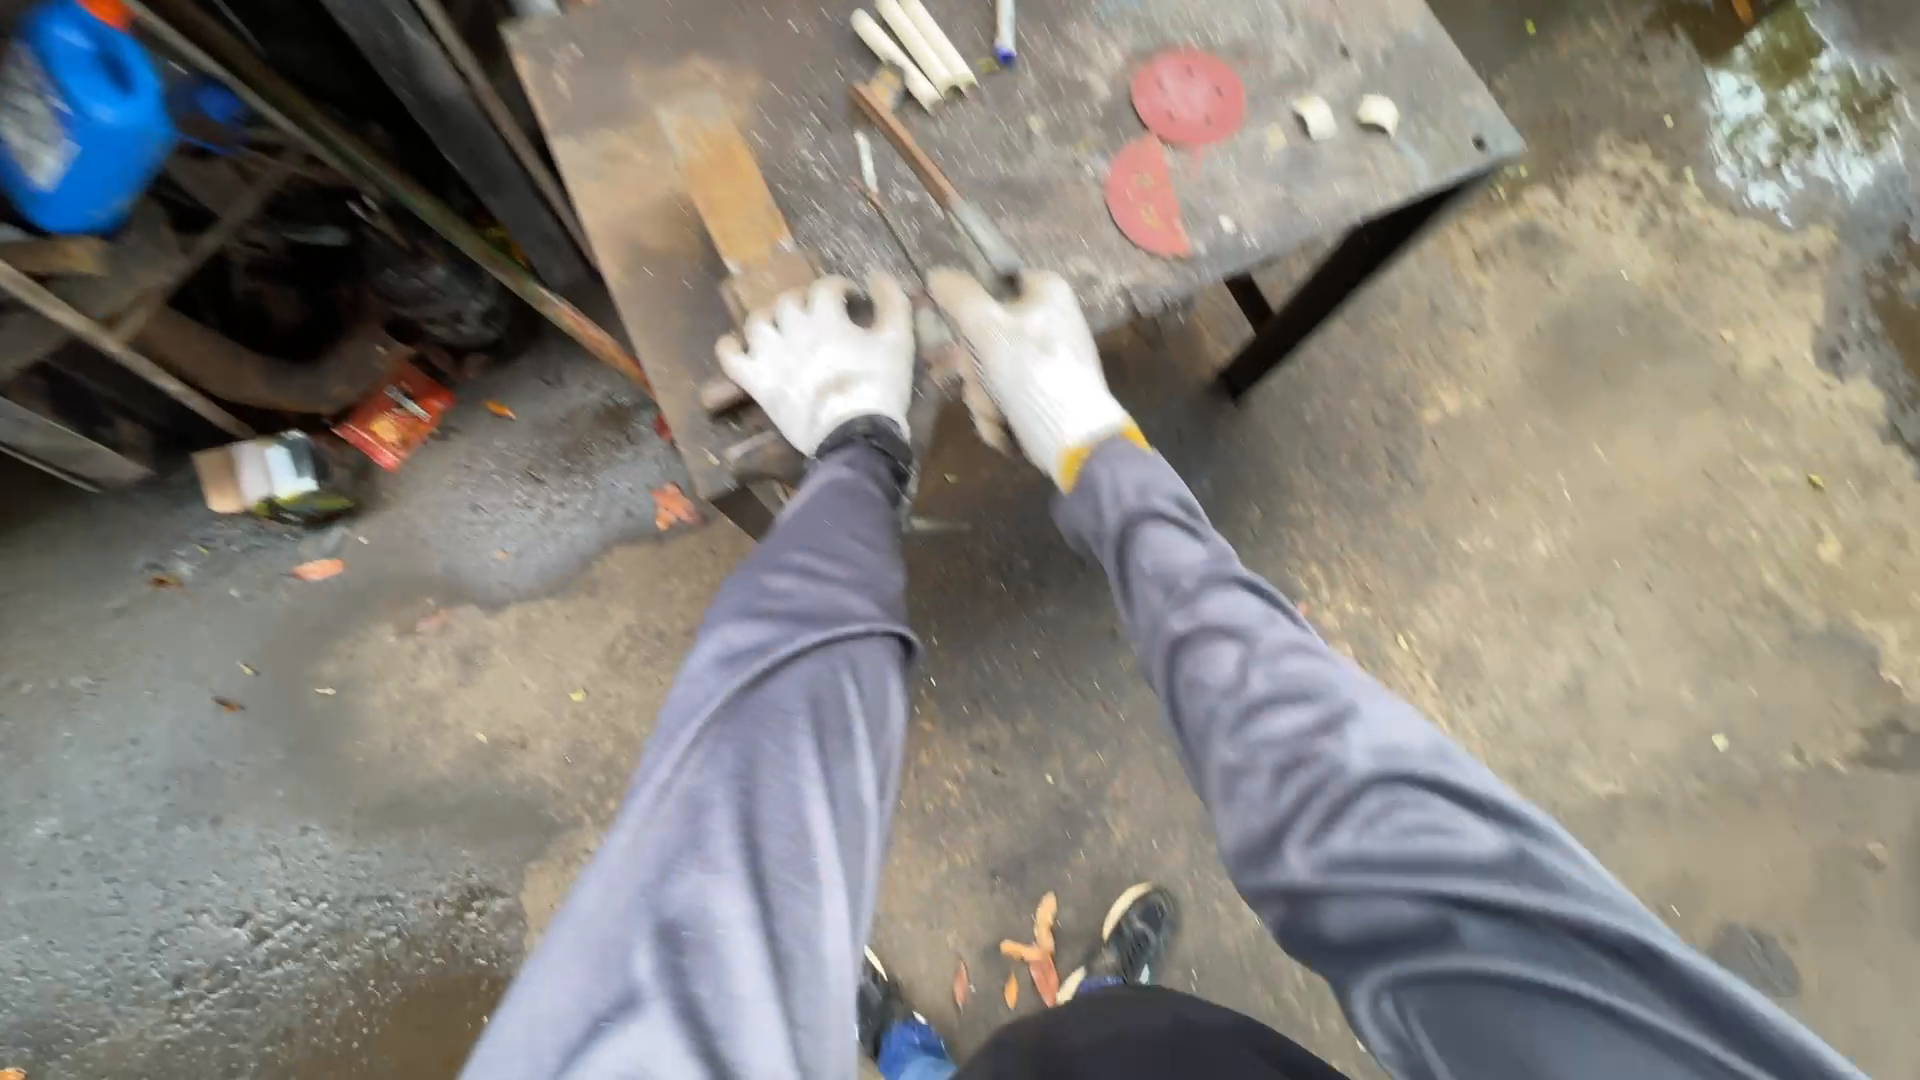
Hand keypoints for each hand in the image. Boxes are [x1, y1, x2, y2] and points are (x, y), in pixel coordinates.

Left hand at [716, 273, 913, 455]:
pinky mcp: (757, 383)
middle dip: (806, 302)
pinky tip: (740, 346)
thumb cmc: (880, 388)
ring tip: (783, 327)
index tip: (853, 301)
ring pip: (757, 321)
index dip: (841, 288)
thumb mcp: (899, 342)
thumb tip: (878, 277)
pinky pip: (729, 357)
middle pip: (790, 300)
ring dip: (770, 318)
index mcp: (825, 316)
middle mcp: (792, 328)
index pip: (827, 286)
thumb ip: (892, 303)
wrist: (855, 436)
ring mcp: (769, 355)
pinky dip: (730, 346)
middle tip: (820, 316)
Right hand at [926, 269, 1137, 488]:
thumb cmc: (1033, 375)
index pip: (993, 284)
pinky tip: (1004, 428)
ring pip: (989, 370)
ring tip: (997, 413)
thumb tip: (937, 275)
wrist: (1073, 442)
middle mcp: (1049, 321)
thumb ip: (959, 296)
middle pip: (985, 334)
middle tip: (979, 382)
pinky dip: (998, 413)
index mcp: (1045, 292)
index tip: (957, 334)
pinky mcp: (1043, 393)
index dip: (968, 310)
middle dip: (974, 370)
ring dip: (982, 397)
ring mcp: (1046, 360)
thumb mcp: (988, 328)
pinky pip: (1004, 395)